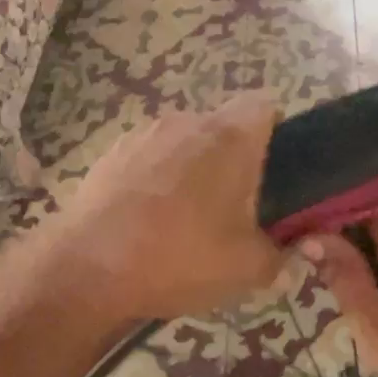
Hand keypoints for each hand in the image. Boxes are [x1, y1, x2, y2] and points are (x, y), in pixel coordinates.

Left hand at [50, 95, 285, 320]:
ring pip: (183, 143)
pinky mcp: (109, 155)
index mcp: (229, 138)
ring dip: (191, 171)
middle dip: (232, 161)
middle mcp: (187, 122)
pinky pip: (148, 160)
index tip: (273, 174)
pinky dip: (155, 181)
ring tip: (185, 221)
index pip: (264, 106)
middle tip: (235, 210)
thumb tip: (289, 252)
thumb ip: (280, 255)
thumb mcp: (248, 269)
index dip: (275, 134)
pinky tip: (147, 222)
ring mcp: (143, 136)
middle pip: (222, 128)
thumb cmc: (180, 257)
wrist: (88, 268)